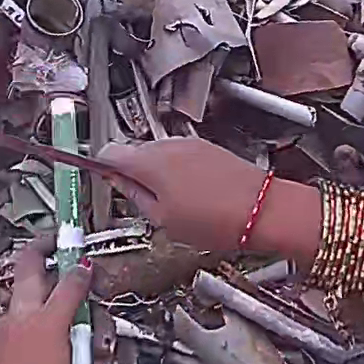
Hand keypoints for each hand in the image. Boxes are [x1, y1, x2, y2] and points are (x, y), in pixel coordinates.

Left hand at [0, 245, 91, 363]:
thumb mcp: (51, 331)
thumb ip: (68, 295)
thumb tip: (81, 265)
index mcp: (24, 307)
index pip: (32, 262)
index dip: (50, 244)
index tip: (75, 234)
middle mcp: (33, 321)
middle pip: (66, 290)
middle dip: (88, 296)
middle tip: (98, 304)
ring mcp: (47, 345)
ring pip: (80, 319)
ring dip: (94, 330)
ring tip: (96, 349)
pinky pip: (84, 348)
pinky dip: (93, 354)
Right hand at [97, 138, 266, 251]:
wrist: (260, 209)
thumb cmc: (215, 220)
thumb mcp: (163, 219)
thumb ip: (135, 196)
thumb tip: (119, 182)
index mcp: (149, 162)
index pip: (109, 152)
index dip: (103, 168)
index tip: (107, 183)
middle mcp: (167, 145)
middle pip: (134, 151)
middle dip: (132, 173)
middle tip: (144, 203)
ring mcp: (189, 143)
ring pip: (157, 153)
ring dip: (156, 172)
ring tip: (173, 203)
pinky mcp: (207, 147)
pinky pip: (179, 154)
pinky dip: (177, 170)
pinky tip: (191, 195)